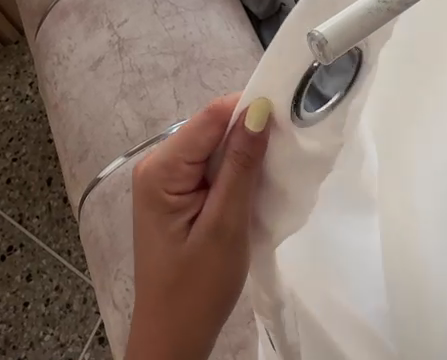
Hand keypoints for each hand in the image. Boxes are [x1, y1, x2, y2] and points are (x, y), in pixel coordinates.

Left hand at [125, 94, 271, 359]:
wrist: (174, 340)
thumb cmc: (197, 288)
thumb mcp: (225, 225)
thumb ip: (241, 164)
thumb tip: (260, 109)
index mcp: (161, 168)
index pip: (210, 117)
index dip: (249, 110)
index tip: (288, 117)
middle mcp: (158, 164)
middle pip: (211, 129)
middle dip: (248, 135)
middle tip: (286, 151)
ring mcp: (165, 180)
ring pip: (214, 147)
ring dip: (244, 155)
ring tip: (274, 170)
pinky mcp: (177, 195)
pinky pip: (210, 167)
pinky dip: (234, 172)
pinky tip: (254, 187)